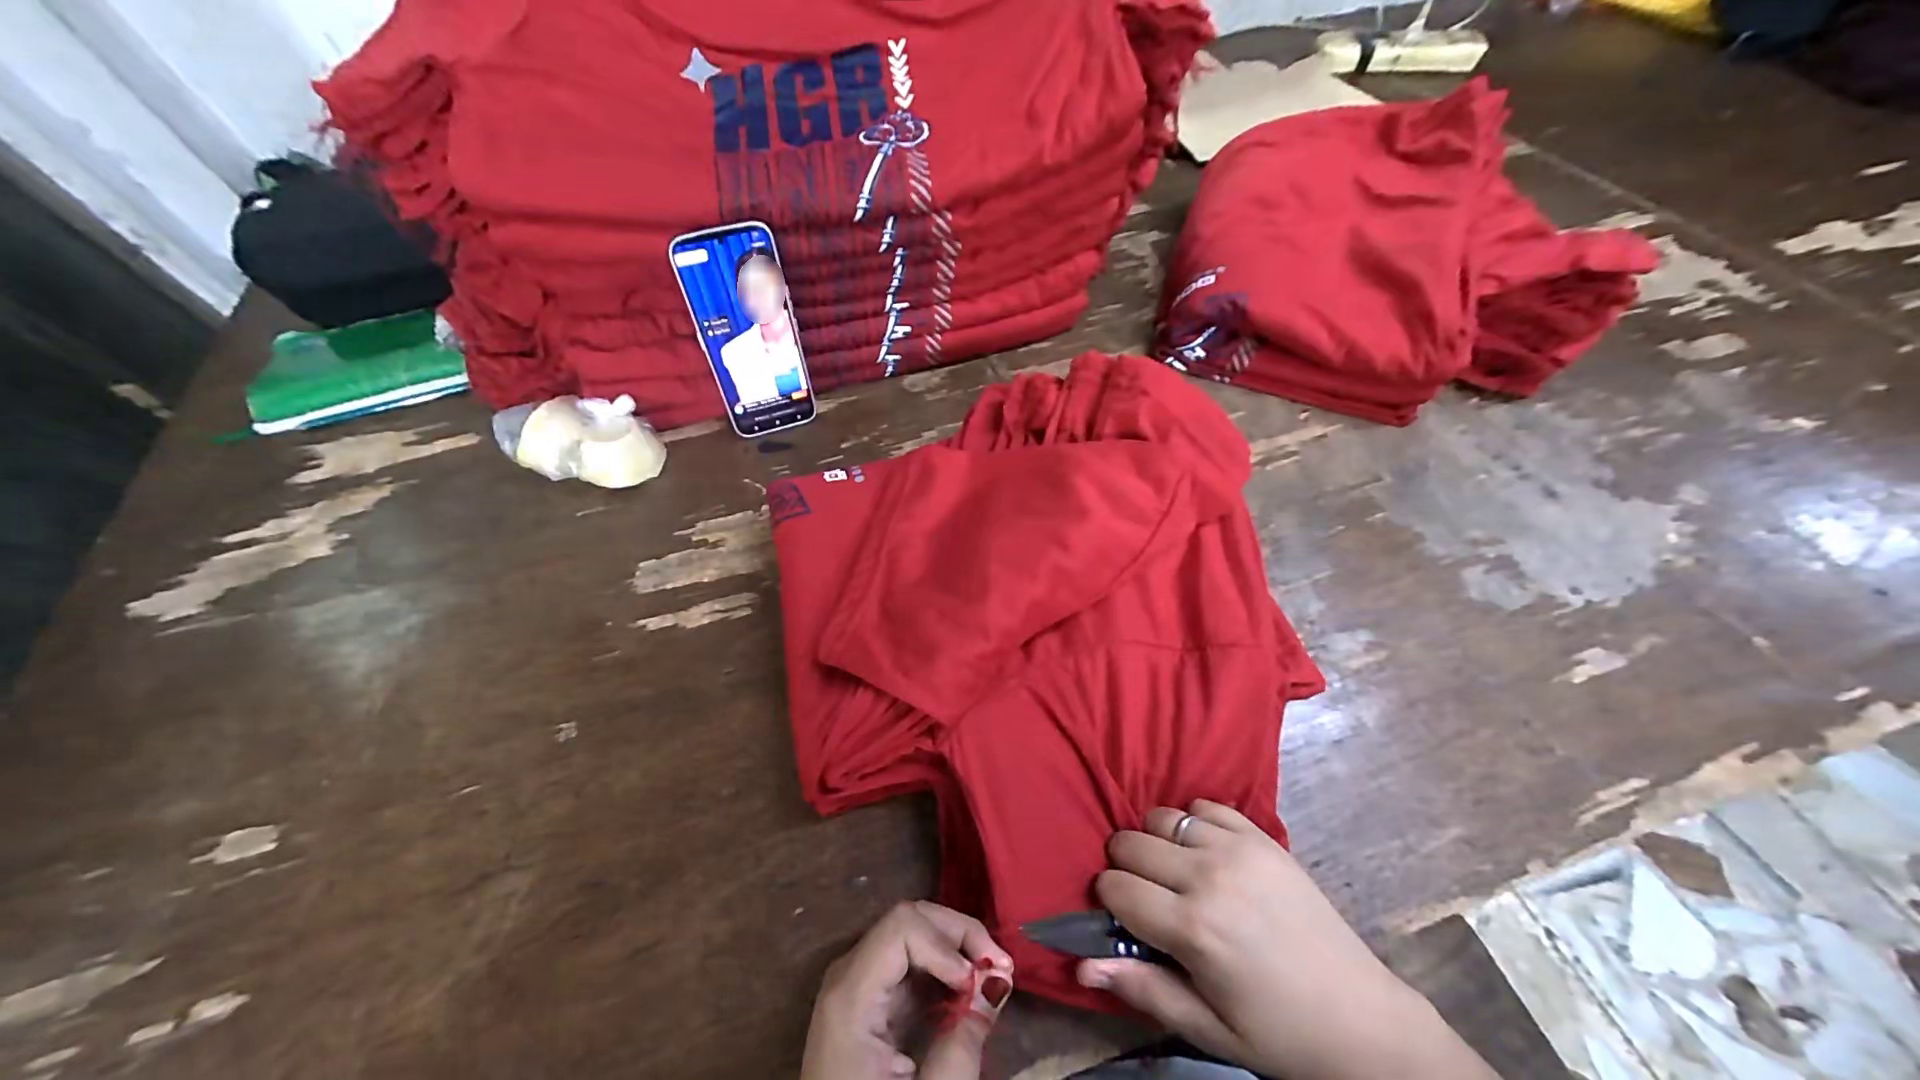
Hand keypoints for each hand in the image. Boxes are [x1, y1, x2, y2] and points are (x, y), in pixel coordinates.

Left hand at [800, 901, 1014, 1079]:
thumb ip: (962, 1044)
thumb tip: (998, 983)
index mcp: (850, 995)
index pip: (901, 927)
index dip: (946, 943)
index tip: (977, 981)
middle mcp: (848, 974)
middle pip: (908, 920)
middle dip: (959, 934)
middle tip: (1001, 967)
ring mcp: (856, 983)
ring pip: (911, 933)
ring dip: (956, 946)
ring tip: (992, 975)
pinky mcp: (869, 998)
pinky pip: (909, 960)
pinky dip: (944, 965)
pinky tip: (968, 989)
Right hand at [1078, 800, 1496, 1079]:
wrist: (1361, 1018)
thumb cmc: (1276, 1031)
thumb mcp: (1207, 1028)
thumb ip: (1142, 988)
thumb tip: (1080, 965)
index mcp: (1193, 929)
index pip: (1115, 887)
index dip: (1110, 901)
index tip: (1124, 917)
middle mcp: (1209, 877)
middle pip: (1131, 843)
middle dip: (1125, 867)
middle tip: (1147, 895)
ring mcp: (1238, 850)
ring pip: (1162, 817)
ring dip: (1156, 841)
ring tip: (1175, 871)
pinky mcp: (1262, 837)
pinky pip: (1205, 805)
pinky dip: (1194, 823)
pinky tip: (1206, 853)